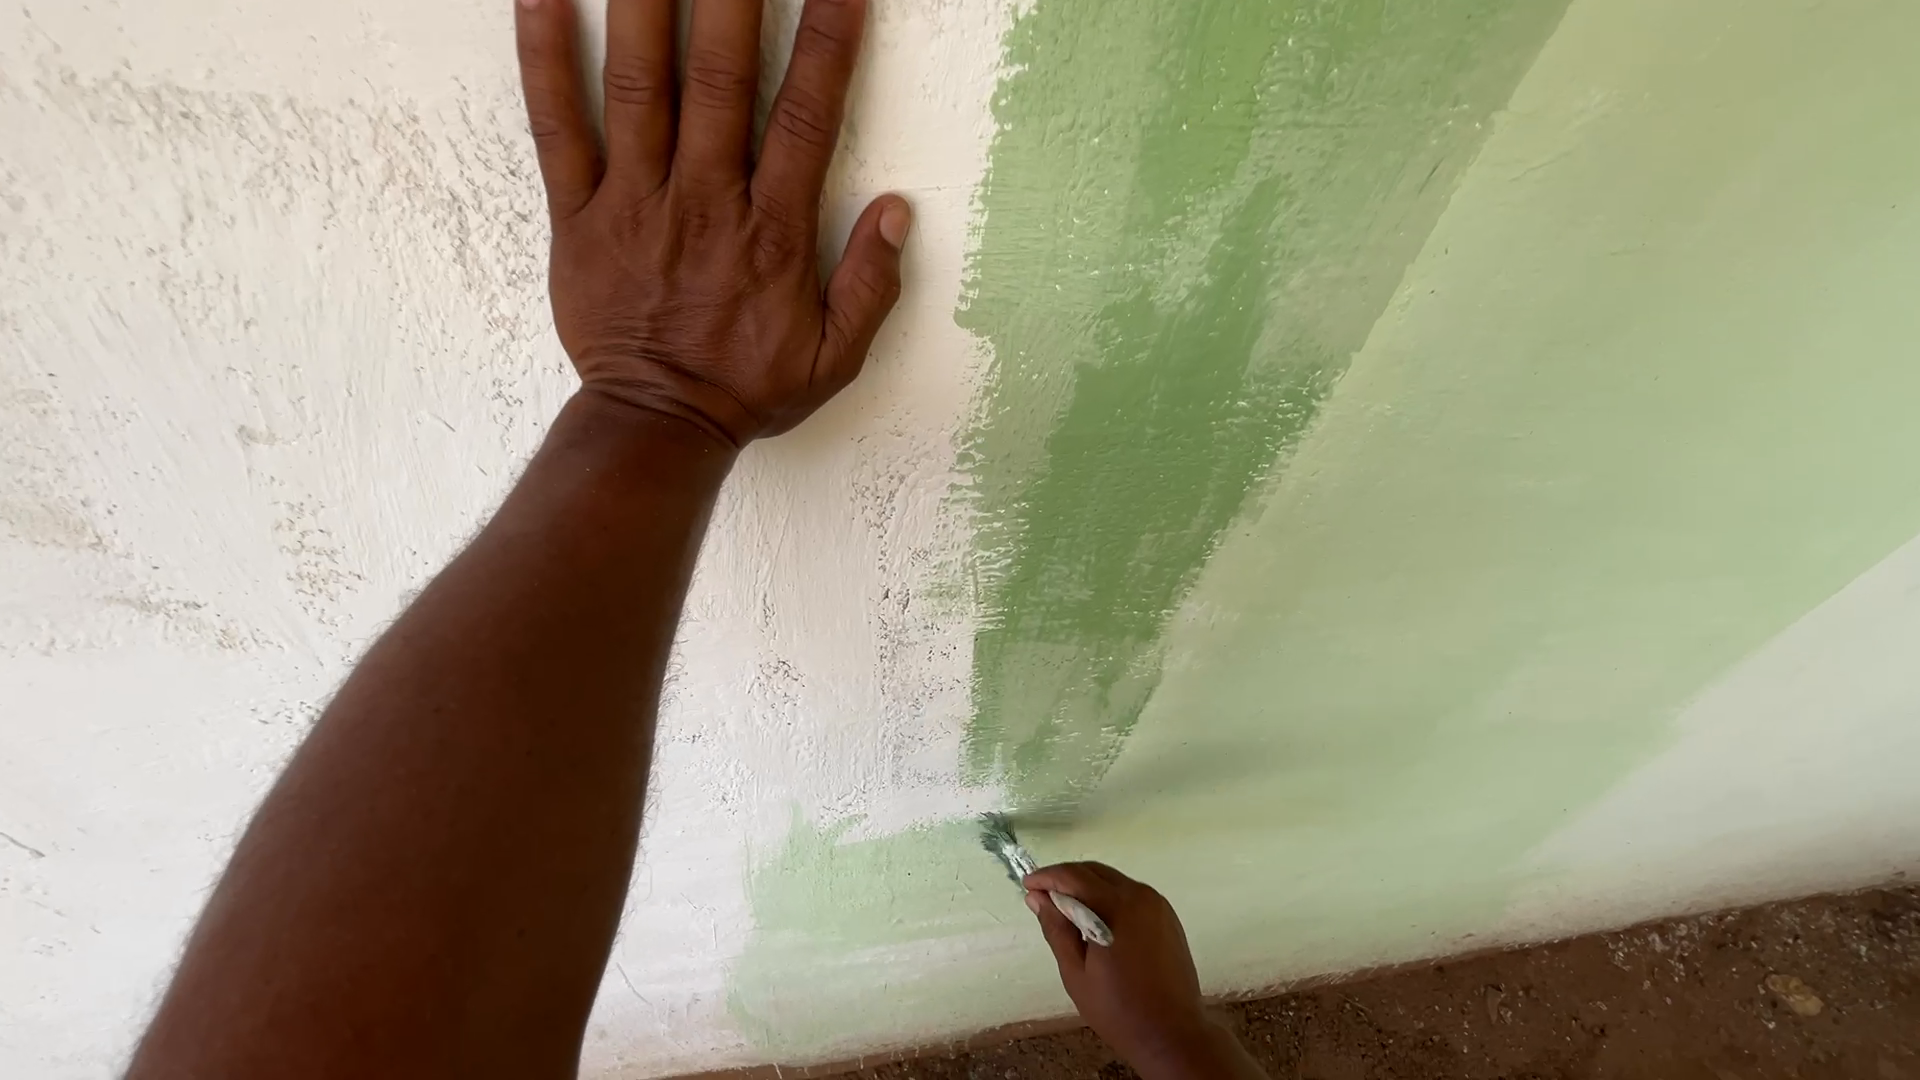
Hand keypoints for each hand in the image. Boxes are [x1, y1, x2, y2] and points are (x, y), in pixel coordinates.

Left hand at [515, 0, 911, 447]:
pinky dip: (544, 57)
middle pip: (720, 77)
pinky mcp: (577, 218)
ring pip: (639, 84)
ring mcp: (635, 205)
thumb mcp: (834, 360)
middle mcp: (705, 204)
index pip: (806, 119)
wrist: (660, 424)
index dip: (828, 42)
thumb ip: (869, 288)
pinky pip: (557, 127)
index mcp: (772, 236)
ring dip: (646, 0)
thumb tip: (895, 211)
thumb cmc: (748, 389)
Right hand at [1025, 863, 1267, 1079]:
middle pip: (1094, 872)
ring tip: (1068, 909)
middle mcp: (1139, 895)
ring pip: (1113, 880)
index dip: (1047, 877)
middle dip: (1066, 878)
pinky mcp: (1166, 915)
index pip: (1074, 876)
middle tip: (1044, 896)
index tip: (1028, 884)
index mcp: (1116, 907)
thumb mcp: (1075, 972)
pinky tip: (1098, 920)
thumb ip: (1056, 928)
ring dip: (1087, 886)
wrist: (1172, 1036)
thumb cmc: (1118, 1010)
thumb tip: (1037, 897)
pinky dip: (1109, 897)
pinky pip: (1130, 893)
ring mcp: (1156, 904)